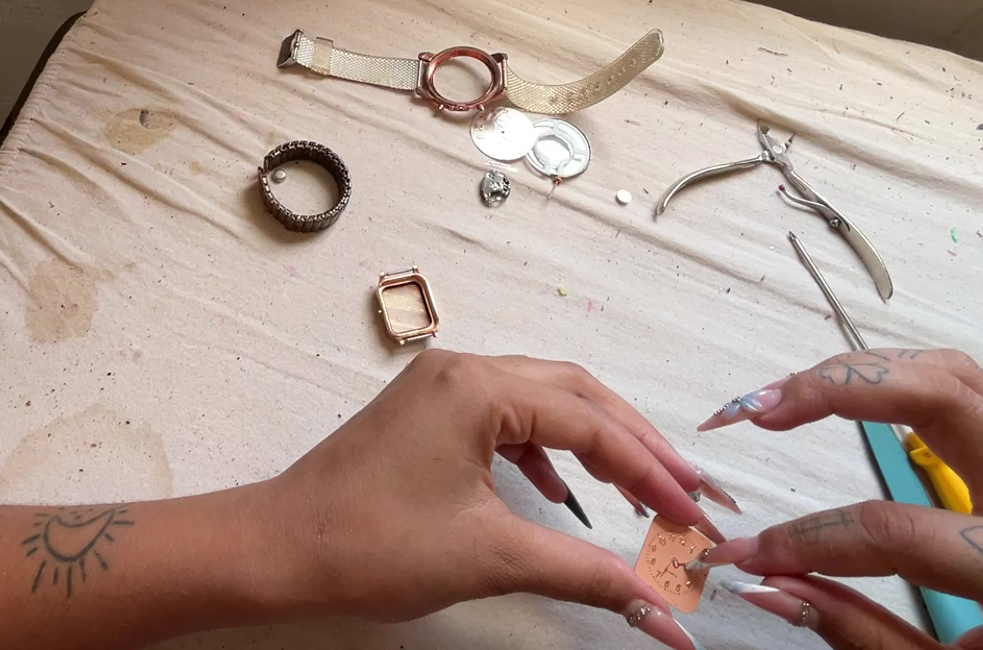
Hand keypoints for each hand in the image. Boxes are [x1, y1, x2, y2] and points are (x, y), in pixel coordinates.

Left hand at [260, 349, 728, 649]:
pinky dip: (542, 445)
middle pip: (571, 391)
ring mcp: (441, 383)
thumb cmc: (377, 543)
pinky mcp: (428, 407)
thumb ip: (585, 572)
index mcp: (477, 386)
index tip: (697, 517)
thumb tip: (665, 614)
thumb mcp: (490, 555)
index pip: (587, 421)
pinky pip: (503, 414)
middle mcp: (461, 368)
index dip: (650, 471)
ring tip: (640, 487)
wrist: (284, 543)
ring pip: (538, 397)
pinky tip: (558, 486)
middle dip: (633, 440)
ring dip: (591, 439)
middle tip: (688, 490)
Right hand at [695, 349, 982, 649]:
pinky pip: (966, 391)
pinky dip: (890, 378)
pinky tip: (844, 397)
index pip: (903, 534)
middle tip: (756, 412)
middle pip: (943, 395)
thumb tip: (766, 582)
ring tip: (786, 396)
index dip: (810, 541)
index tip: (747, 556)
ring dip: (857, 371)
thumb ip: (865, 635)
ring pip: (953, 372)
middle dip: (833, 390)